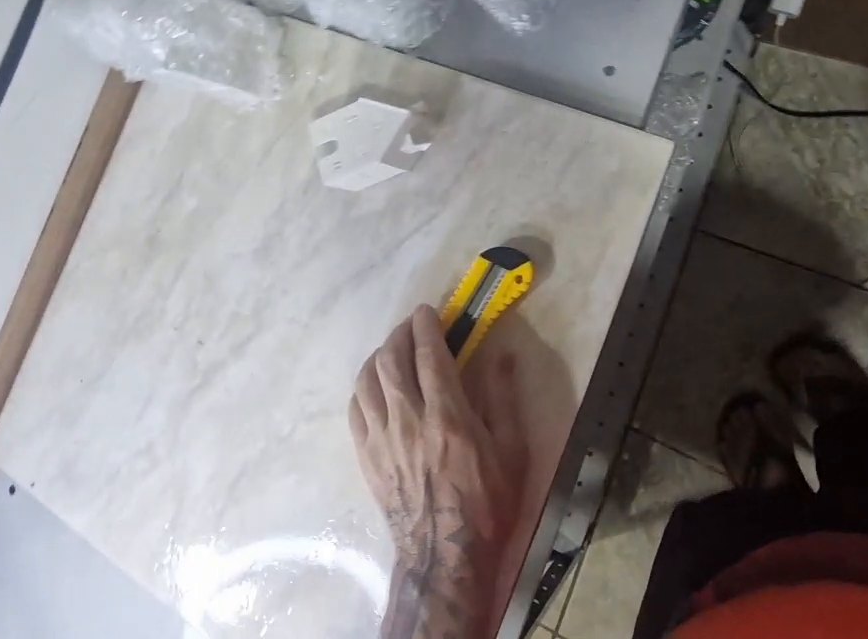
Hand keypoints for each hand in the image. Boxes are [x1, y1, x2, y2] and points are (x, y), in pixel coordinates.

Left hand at [348, 306, 525, 569]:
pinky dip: (363, 386)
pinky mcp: (366, 455)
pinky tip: (375, 385)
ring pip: (367, 379)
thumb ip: (504, 400)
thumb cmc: (487, 504)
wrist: (446, 557)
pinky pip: (355, 408)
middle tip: (413, 325)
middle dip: (400, 333)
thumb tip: (502, 356)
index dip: (426, 325)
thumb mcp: (512, 452)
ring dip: (380, 355)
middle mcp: (409, 419)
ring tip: (393, 350)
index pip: (428, 354)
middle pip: (391, 359)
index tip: (428, 311)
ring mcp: (382, 438)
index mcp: (447, 416)